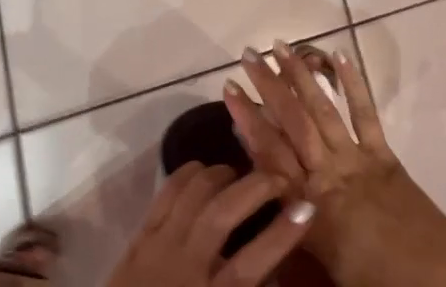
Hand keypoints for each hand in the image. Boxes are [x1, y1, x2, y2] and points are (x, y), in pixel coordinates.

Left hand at [104, 162, 314, 286]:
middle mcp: (185, 268)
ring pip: (192, 195)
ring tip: (240, 174)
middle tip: (278, 177)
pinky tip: (204, 171)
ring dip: (222, 175)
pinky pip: (165, 193)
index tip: (307, 207)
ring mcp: (158, 247)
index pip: (251, 264)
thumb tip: (278, 259)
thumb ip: (251, 286)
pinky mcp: (138, 236)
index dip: (281, 234)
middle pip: (220, 215)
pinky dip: (187, 174)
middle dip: (254, 188)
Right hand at [225, 43, 445, 286]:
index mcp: (309, 206)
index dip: (247, 120)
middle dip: (268, 86)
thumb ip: (289, 225)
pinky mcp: (384, 156)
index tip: (228, 90)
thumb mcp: (320, 261)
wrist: (436, 277)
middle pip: (293, 122)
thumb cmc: (372, 280)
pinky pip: (365, 115)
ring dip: (301, 77)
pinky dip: (353, 85)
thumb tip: (263, 195)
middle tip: (248, 54)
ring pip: (323, 111)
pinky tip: (339, 57)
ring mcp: (357, 160)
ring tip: (281, 47)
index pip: (269, 154)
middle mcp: (328, 174)